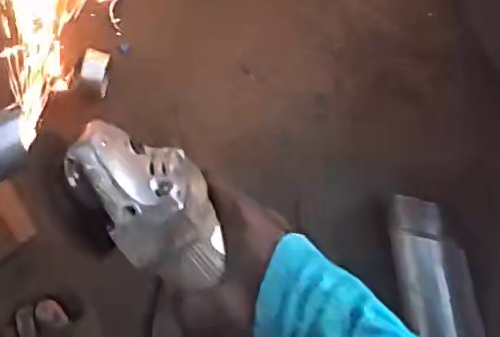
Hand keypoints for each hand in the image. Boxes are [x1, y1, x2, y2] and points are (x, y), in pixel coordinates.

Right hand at [175, 176, 289, 335]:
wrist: (333, 323)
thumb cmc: (270, 297)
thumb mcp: (224, 307)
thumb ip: (191, 304)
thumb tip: (172, 303)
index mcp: (241, 210)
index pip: (206, 177)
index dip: (184, 180)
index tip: (165, 189)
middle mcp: (262, 211)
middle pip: (224, 200)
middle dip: (203, 210)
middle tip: (182, 223)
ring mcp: (284, 230)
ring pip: (245, 220)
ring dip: (228, 231)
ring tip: (209, 247)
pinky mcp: (301, 252)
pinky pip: (263, 238)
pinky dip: (248, 246)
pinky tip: (242, 268)